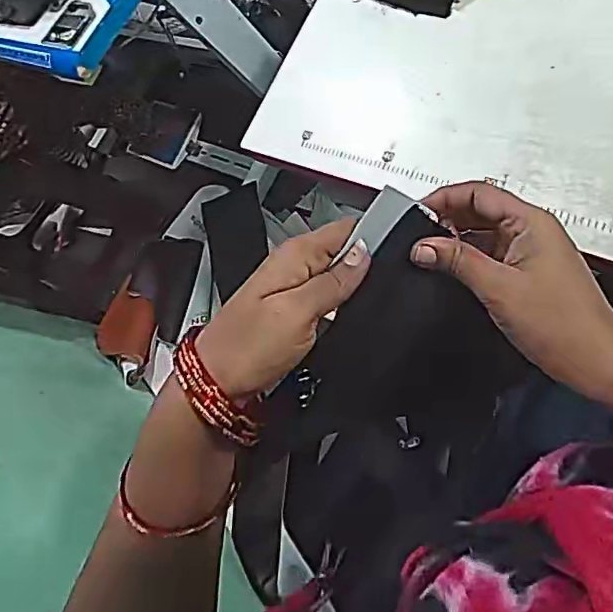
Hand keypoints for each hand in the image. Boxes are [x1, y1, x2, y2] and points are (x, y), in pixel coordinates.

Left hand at [192, 219, 371, 398]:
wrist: (218, 383)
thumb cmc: (245, 347)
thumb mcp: (298, 312)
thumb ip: (333, 281)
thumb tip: (363, 255)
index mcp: (294, 254)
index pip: (345, 228)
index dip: (373, 234)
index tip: (395, 251)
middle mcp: (293, 266)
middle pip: (344, 251)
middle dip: (366, 265)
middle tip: (382, 286)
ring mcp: (293, 288)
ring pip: (338, 276)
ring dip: (354, 288)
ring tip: (363, 304)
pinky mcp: (294, 310)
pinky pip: (327, 298)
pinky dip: (340, 306)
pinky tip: (346, 318)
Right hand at [410, 181, 612, 397]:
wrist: (600, 362)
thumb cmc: (568, 327)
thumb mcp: (499, 288)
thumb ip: (457, 261)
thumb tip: (425, 246)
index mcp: (532, 222)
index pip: (477, 192)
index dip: (444, 198)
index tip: (419, 211)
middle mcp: (534, 230)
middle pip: (480, 209)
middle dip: (447, 218)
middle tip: (420, 235)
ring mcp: (533, 250)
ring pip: (484, 232)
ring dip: (457, 240)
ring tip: (433, 254)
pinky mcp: (530, 270)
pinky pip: (492, 253)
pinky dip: (470, 257)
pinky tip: (455, 270)